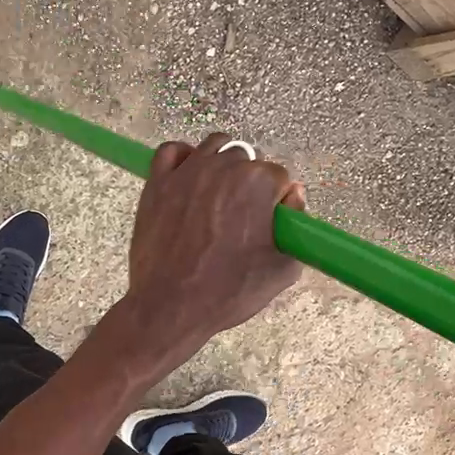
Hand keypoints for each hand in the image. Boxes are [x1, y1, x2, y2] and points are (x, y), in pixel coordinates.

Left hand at [120, 133, 304, 359]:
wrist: (168, 307)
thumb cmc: (225, 293)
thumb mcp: (282, 270)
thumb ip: (297, 227)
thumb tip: (294, 198)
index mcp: (258, 183)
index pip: (279, 178)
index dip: (275, 202)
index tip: (266, 226)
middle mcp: (222, 167)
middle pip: (246, 160)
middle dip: (248, 184)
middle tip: (239, 218)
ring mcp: (186, 173)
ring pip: (213, 147)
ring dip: (221, 164)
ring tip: (218, 196)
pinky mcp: (156, 184)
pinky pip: (170, 152)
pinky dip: (182, 158)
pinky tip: (188, 178)